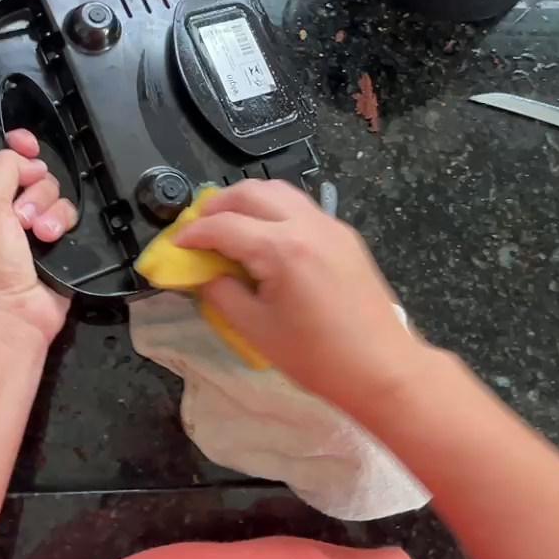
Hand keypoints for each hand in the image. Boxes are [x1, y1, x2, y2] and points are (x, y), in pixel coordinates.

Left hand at [0, 129, 77, 343]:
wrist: (11, 317)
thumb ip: (2, 169)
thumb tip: (29, 161)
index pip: (3, 158)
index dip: (18, 146)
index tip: (32, 145)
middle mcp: (7, 211)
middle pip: (35, 174)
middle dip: (35, 190)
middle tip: (23, 217)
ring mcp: (34, 228)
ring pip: (56, 195)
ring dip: (51, 211)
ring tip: (41, 235)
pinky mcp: (58, 244)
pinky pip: (71, 217)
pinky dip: (64, 225)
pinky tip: (54, 242)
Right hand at [173, 180, 435, 412]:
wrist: (383, 369)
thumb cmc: (317, 358)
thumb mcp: (256, 330)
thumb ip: (221, 293)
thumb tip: (201, 273)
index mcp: (282, 249)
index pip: (224, 226)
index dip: (193, 234)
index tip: (175, 245)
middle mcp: (306, 224)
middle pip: (250, 192)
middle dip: (217, 205)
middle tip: (198, 228)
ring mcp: (329, 224)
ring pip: (278, 190)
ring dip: (246, 200)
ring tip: (228, 224)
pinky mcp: (343, 233)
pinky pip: (300, 205)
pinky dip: (273, 208)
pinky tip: (264, 234)